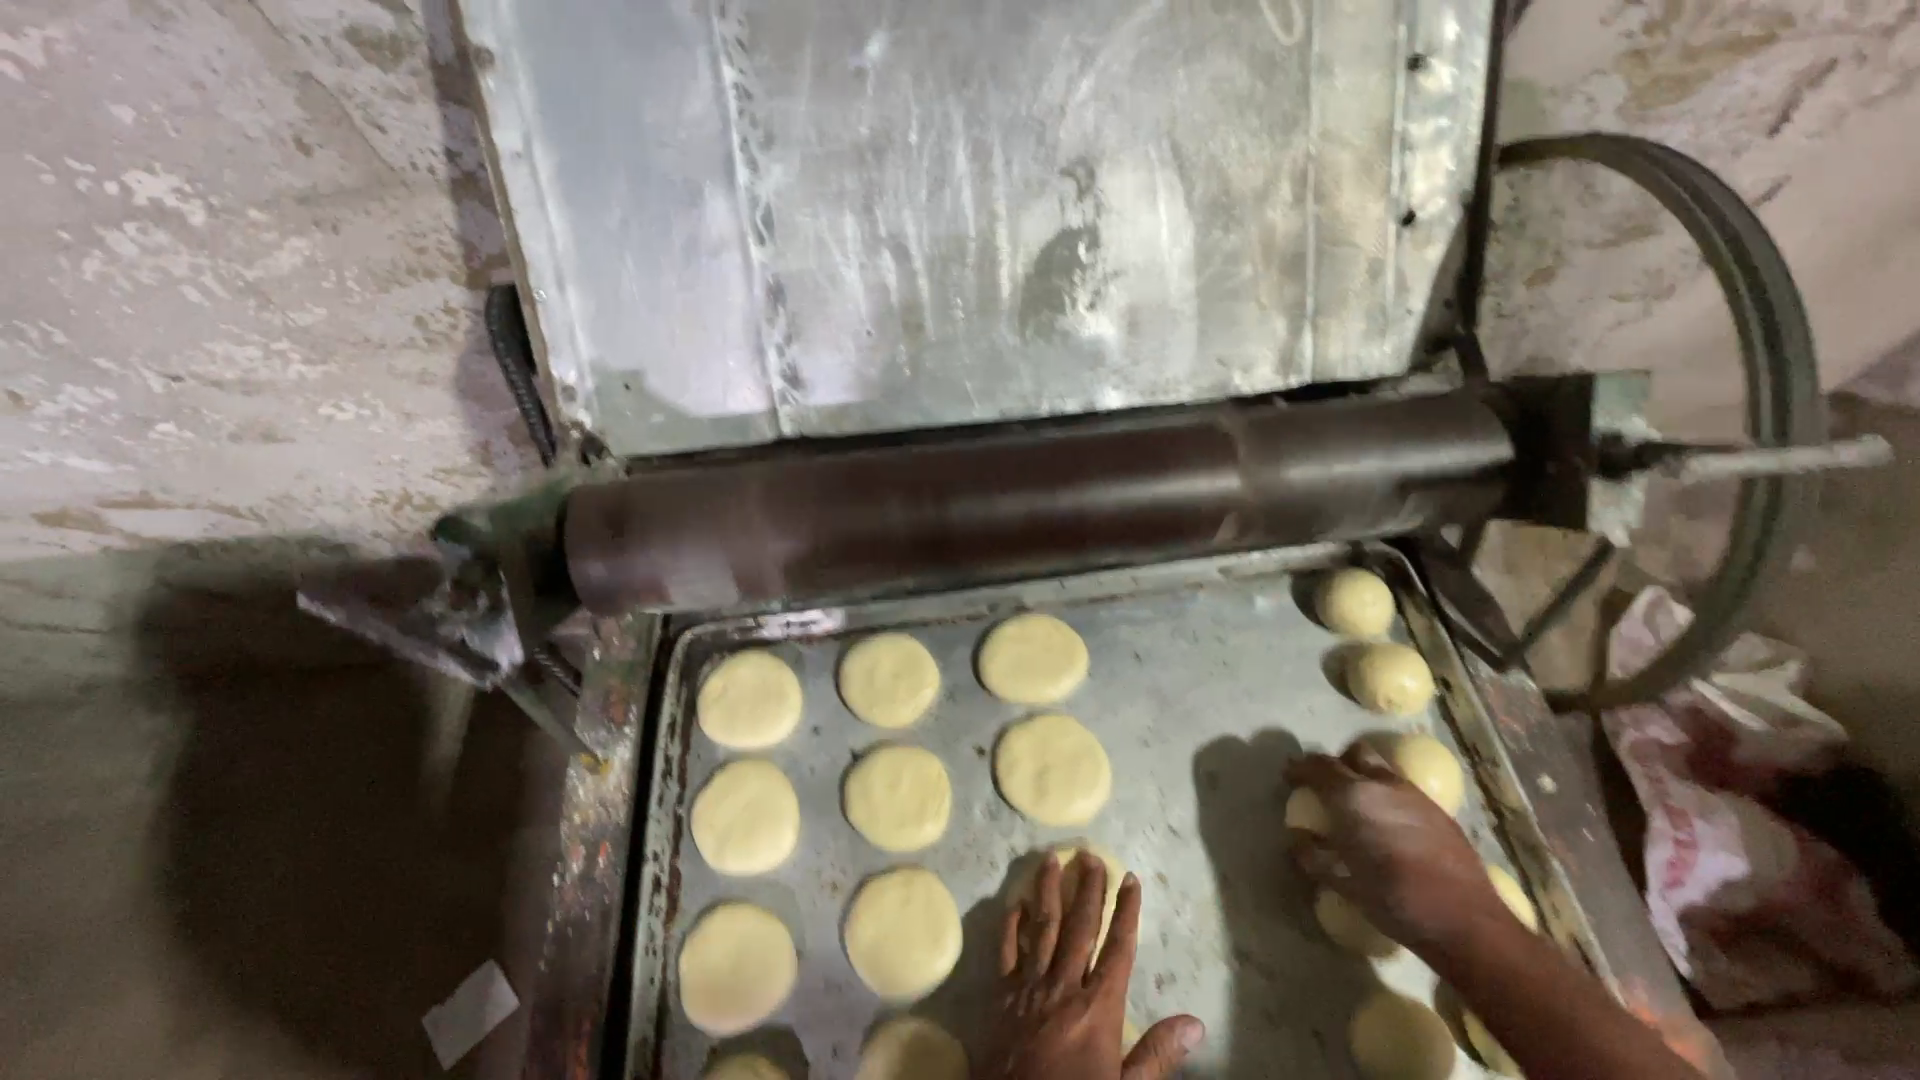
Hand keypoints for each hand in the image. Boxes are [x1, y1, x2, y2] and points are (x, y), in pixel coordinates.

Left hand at [981, 853, 1204, 1079]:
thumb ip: (1157, 1055)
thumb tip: (1195, 1023)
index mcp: (1098, 1008)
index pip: (1118, 948)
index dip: (1127, 912)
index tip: (1131, 879)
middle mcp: (1064, 987)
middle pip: (1079, 928)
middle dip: (1087, 889)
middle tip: (1090, 855)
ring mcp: (1029, 988)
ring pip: (1041, 929)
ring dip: (1047, 892)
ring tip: (1051, 859)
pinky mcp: (1000, 996)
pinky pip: (1005, 952)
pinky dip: (1010, 925)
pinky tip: (1014, 902)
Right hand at [1285, 743, 1509, 951]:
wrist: (1465, 920)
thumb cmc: (1393, 900)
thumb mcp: (1342, 882)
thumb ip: (1312, 855)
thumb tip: (1297, 838)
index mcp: (1352, 797)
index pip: (1317, 766)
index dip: (1299, 768)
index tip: (1289, 777)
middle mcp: (1382, 785)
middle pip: (1353, 754)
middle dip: (1335, 764)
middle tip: (1324, 786)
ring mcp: (1414, 795)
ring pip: (1381, 769)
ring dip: (1363, 777)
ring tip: (1356, 805)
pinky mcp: (1438, 811)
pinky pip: (1403, 790)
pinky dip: (1387, 796)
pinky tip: (1387, 826)